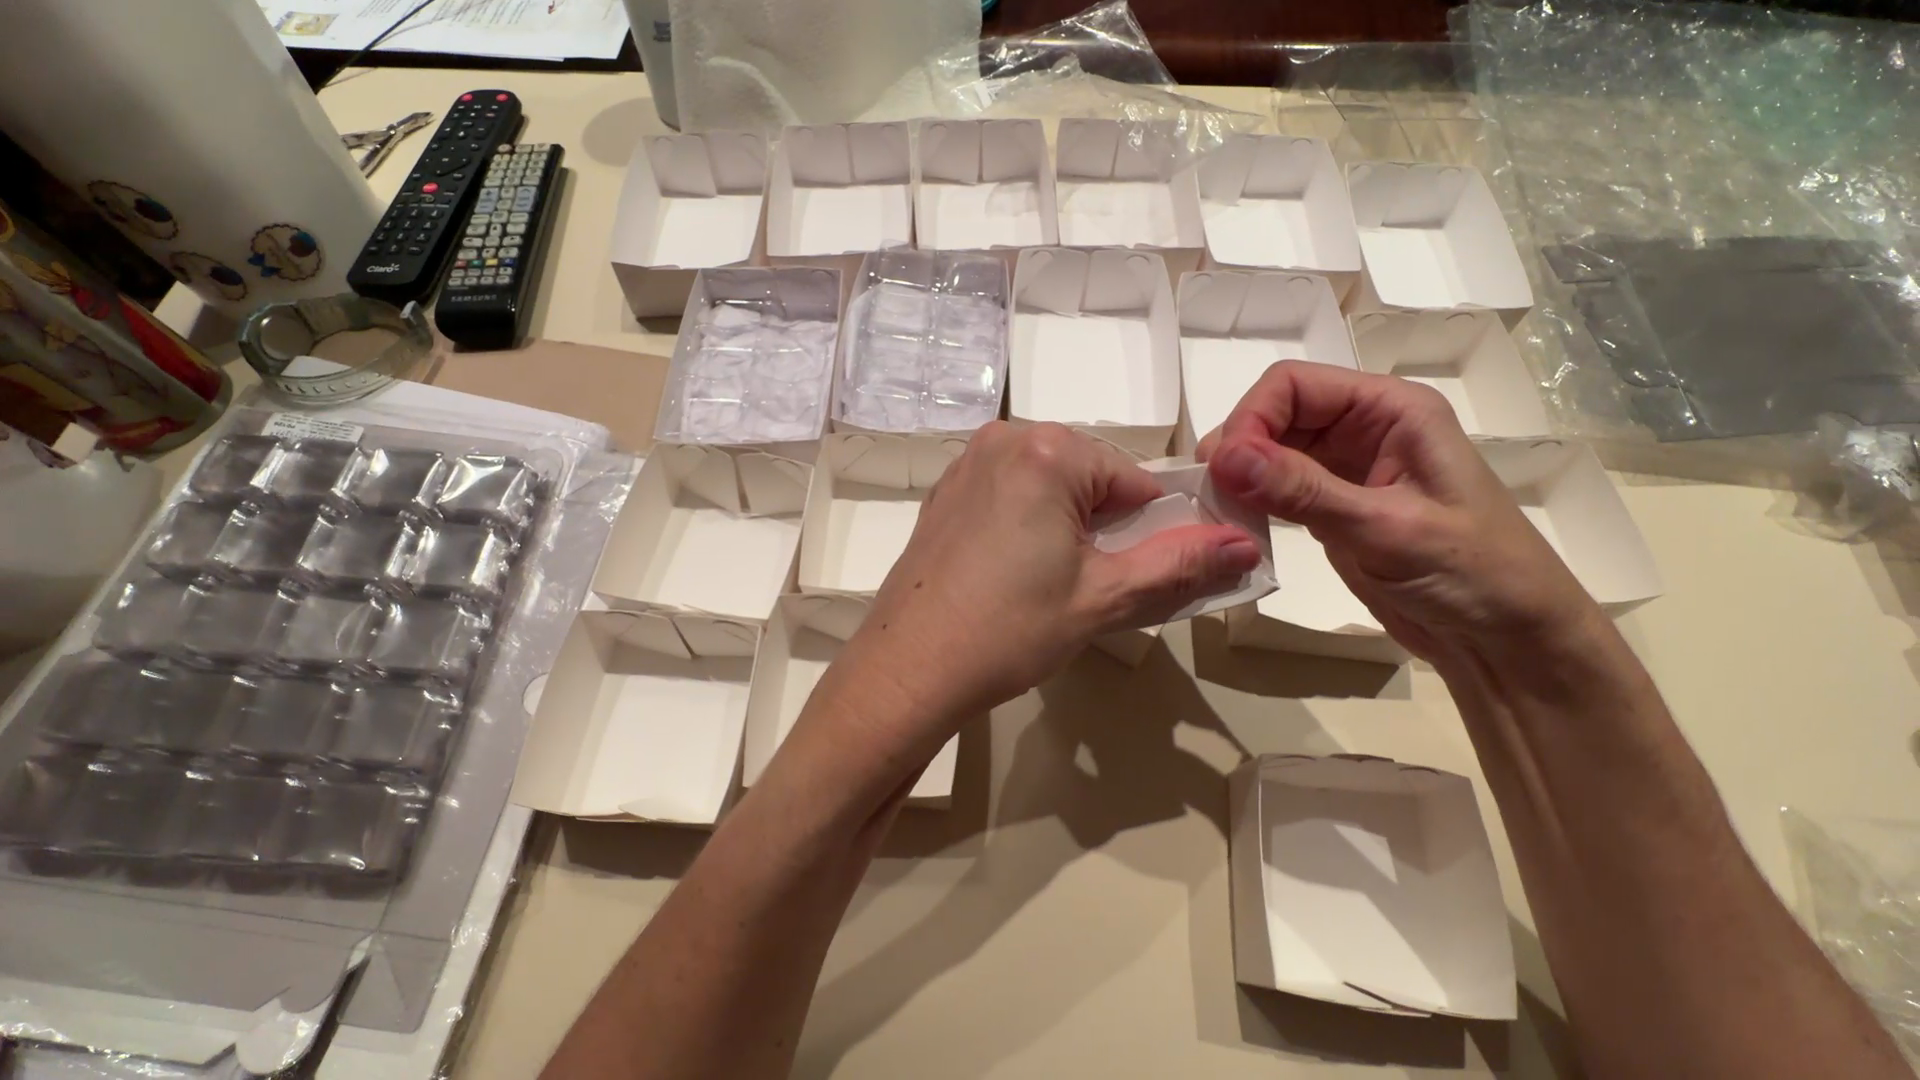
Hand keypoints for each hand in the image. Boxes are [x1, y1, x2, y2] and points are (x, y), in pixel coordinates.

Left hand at [848, 422, 1261, 721]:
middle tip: (1090, 588)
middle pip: (1092, 478)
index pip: (1137, 480)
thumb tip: (1246, 546)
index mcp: (1047, 451)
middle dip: (1107, 528)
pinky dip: (1030, 526)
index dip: (1153, 530)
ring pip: (1051, 487)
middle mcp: (1003, 439)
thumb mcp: (1105, 598)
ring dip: (1069, 529)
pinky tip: (1016, 576)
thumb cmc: (1009, 631)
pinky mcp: (945, 493)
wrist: (908, 670)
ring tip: (1052, 587)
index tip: (1142, 575)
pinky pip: (1011, 494)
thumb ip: (1180, 564)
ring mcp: (967, 464)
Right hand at [1199, 361, 1601, 663]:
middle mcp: (1365, 429)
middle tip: (1210, 494)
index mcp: (1391, 410)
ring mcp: (1347, 470)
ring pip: (1272, 453)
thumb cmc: (1471, 573)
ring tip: (1217, 512)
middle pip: (1278, 414)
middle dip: (1240, 447)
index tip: (1223, 469)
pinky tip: (1237, 526)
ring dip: (1241, 477)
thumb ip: (1303, 490)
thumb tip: (1225, 458)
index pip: (1295, 385)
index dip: (1252, 417)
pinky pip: (1279, 491)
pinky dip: (1253, 504)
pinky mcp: (1334, 509)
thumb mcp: (1385, 528)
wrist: (1506, 640)